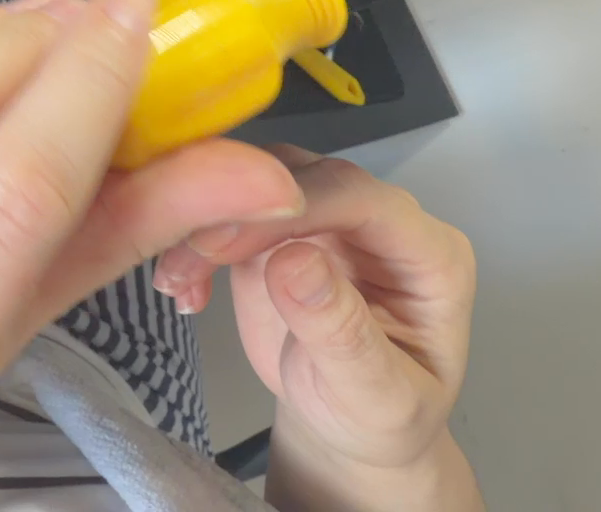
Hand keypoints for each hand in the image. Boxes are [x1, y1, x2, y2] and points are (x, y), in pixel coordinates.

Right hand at [152, 146, 480, 510]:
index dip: (287, 207)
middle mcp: (373, 217)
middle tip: (184, 260)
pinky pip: (221, 203)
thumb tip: (293, 259)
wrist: (343, 426)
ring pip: (248, 176)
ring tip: (176, 280)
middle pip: (295, 175)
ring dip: (202, 220)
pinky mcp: (270, 222)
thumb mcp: (372, 396)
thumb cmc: (375, 418)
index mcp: (425, 251)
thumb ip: (339, 330)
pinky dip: (191, 236)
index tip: (224, 242)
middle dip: (233, 211)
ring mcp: (319, 214)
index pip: (355, 196)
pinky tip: (180, 284)